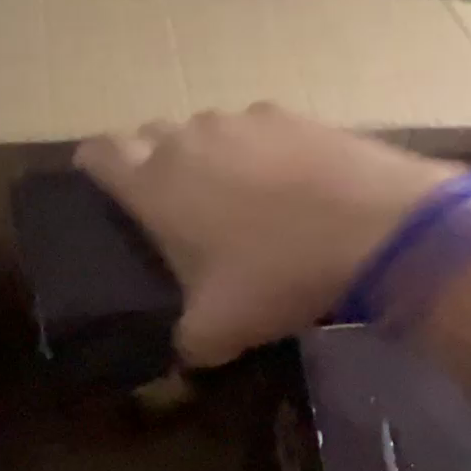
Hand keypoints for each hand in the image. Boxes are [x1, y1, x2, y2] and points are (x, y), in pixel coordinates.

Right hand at [75, 106, 459, 365]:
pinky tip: (291, 189)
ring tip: (239, 202)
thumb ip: (189, 342)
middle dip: (154, 165)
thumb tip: (186, 354)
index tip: (103, 190)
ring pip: (209, 132)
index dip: (94, 168)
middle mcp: (192, 137)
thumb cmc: (277, 275)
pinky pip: (262, 132)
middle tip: (175, 209)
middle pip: (152, 137)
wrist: (375, 228)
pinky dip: (263, 155)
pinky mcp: (298, 116)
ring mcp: (248, 119)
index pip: (100, 153)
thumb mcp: (221, 329)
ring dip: (211, 159)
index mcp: (155, 182)